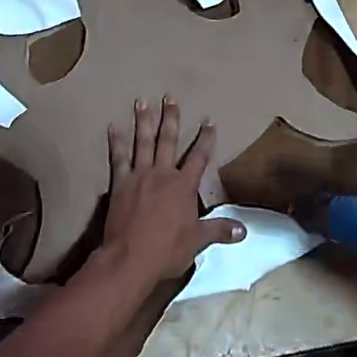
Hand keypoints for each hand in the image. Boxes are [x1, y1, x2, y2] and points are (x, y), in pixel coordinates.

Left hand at [101, 97, 243, 281]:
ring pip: (143, 142)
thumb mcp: (197, 241)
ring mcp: (139, 176)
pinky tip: (113, 126)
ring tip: (142, 102)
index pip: (199, 156)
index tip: (209, 121)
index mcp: (184, 185)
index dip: (206, 139)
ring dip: (144, 121)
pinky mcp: (120, 183)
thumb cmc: (167, 250)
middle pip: (168, 141)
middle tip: (170, 97)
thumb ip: (219, 230)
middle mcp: (163, 174)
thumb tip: (243, 230)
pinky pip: (118, 158)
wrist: (129, 258)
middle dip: (171, 118)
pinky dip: (116, 142)